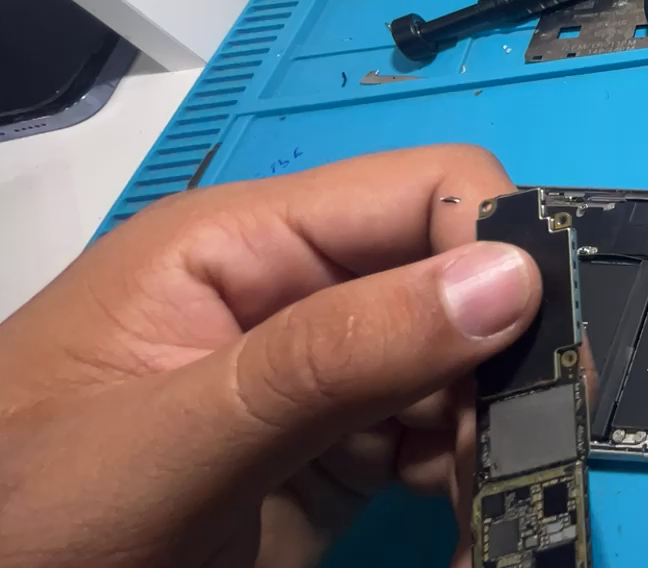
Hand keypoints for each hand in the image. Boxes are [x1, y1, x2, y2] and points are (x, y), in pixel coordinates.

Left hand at [0, 146, 539, 567]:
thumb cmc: (7, 552)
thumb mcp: (148, 462)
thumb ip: (324, 361)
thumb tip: (512, 280)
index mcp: (250, 243)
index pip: (430, 188)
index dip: (497, 244)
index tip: (523, 345)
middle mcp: (309, 285)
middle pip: (470, 273)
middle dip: (508, 352)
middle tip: (522, 438)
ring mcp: (335, 363)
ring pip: (480, 350)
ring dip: (500, 418)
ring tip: (485, 492)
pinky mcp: (354, 431)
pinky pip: (456, 416)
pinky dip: (477, 459)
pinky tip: (459, 505)